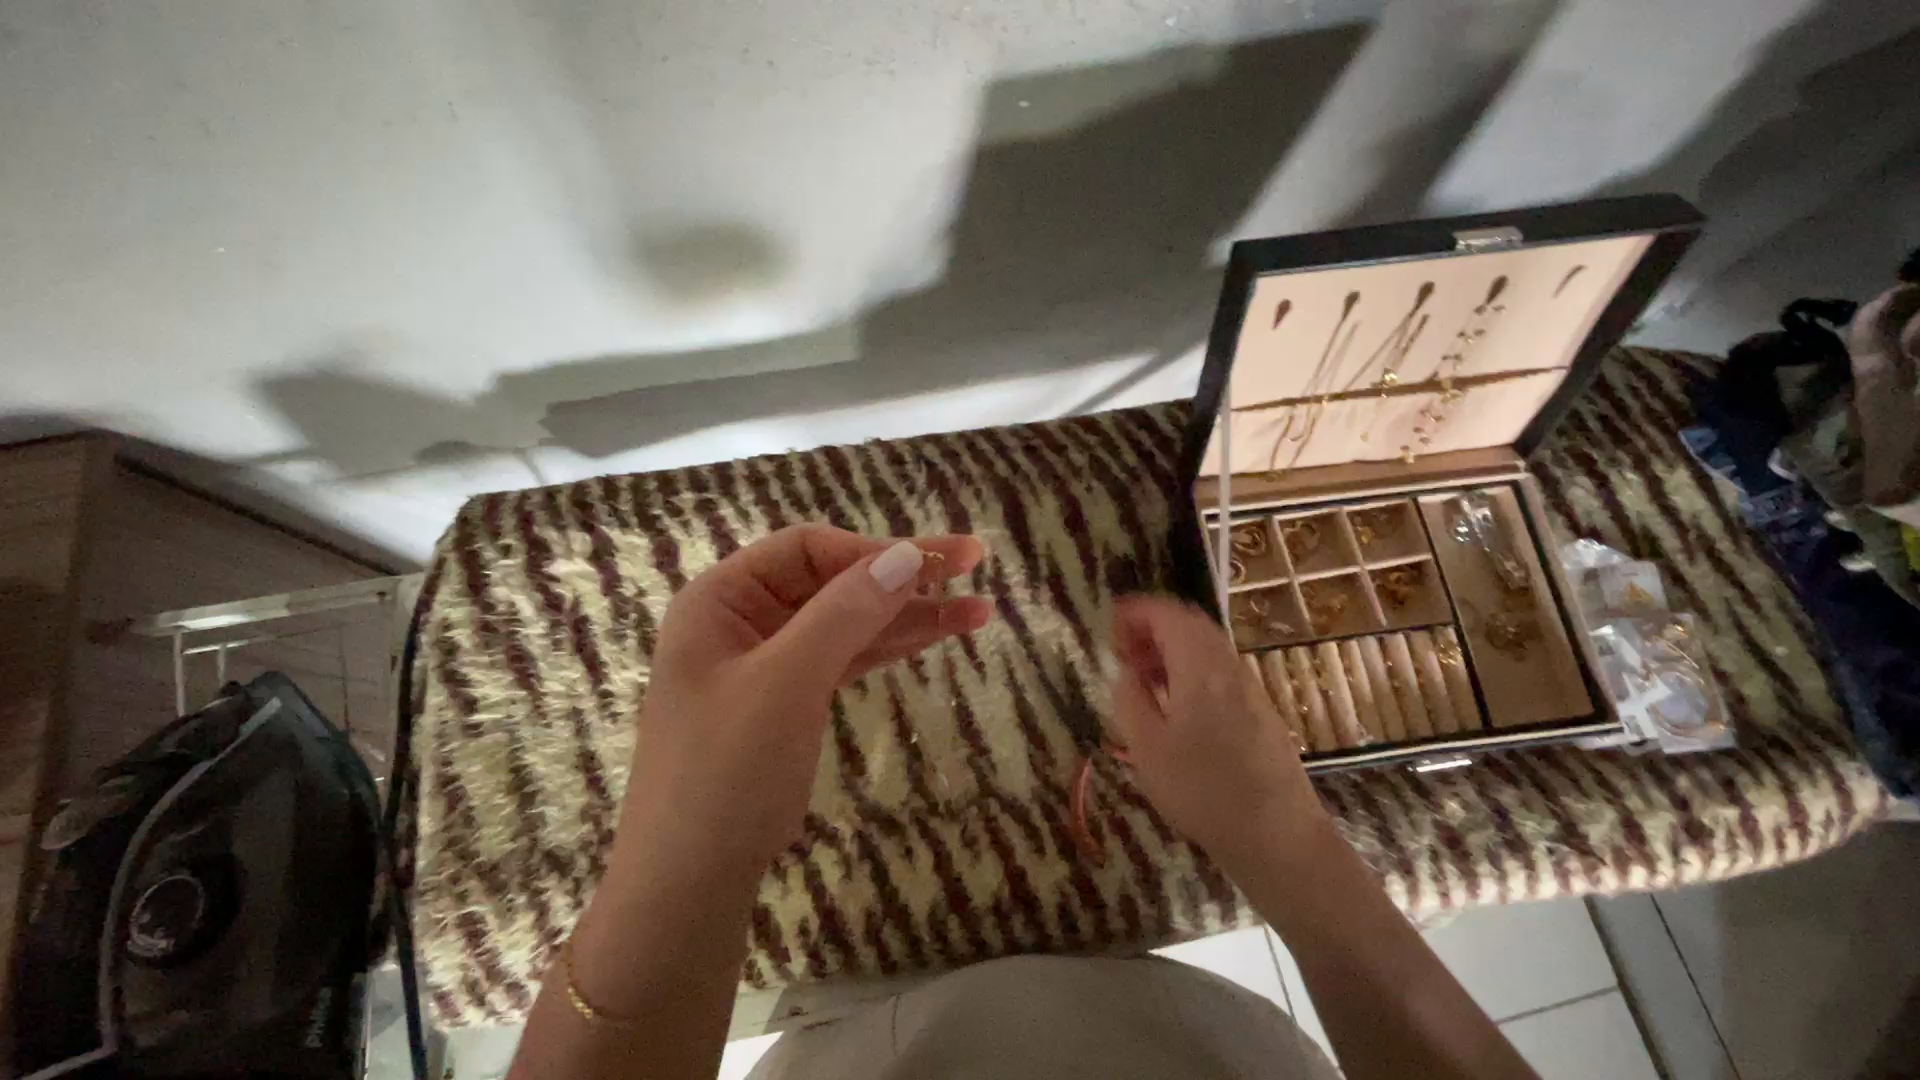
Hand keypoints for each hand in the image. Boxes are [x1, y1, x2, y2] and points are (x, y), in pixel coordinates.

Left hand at [618, 525, 990, 886]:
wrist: (692, 882)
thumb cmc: (726, 771)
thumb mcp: (786, 682)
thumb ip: (845, 612)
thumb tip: (907, 554)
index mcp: (721, 599)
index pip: (806, 549)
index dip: (872, 549)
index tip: (934, 563)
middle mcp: (744, 619)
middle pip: (833, 580)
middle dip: (902, 575)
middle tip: (974, 562)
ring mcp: (770, 660)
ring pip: (849, 621)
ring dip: (910, 614)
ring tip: (980, 609)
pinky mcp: (792, 698)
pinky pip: (847, 657)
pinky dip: (890, 647)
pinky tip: (938, 635)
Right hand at [1107, 595, 1327, 871]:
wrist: (1277, 835)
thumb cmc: (1202, 791)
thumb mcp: (1146, 747)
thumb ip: (1130, 699)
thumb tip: (1127, 672)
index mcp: (1200, 666)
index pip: (1168, 614)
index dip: (1136, 611)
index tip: (1109, 623)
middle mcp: (1229, 666)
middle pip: (1190, 624)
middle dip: (1153, 628)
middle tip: (1122, 650)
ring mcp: (1250, 688)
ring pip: (1207, 648)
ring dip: (1171, 650)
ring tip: (1142, 678)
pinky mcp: (1260, 711)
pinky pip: (1219, 671)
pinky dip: (1190, 670)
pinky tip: (1175, 705)